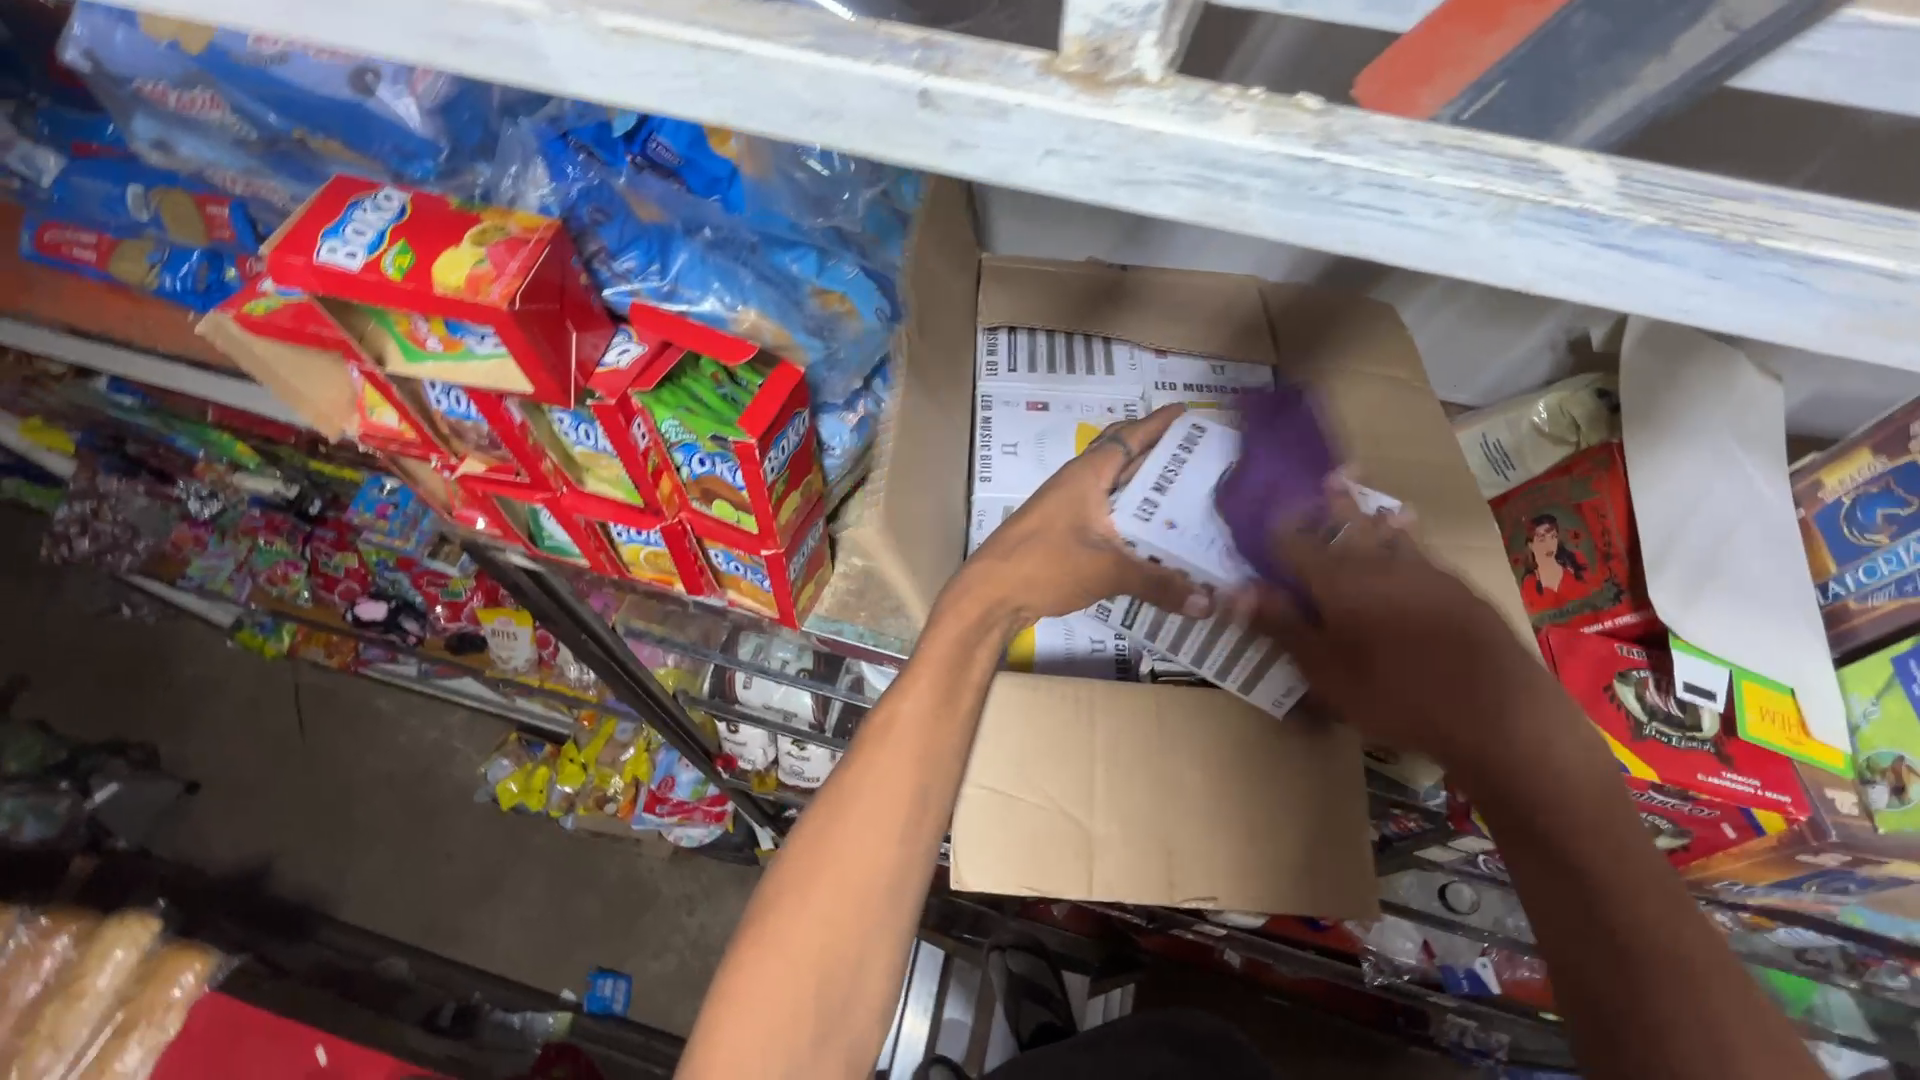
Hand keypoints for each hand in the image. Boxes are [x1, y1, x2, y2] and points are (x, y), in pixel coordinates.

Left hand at [952, 405, 1214, 630]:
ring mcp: (1068, 510)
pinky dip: (1131, 521)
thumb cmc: (1044, 566)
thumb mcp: (1107, 571)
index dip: (1159, 423)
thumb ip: (1159, 584)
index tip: (1190, 413)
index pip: (1130, 436)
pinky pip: (1107, 518)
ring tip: (1189, 498)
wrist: (990, 595)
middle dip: (1159, 456)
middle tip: (1202, 459)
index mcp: (1087, 475)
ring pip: (1115, 492)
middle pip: (1124, 459)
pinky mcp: (1064, 535)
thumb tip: (1209, 603)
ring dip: (1146, 492)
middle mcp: (1077, 485)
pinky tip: (1154, 539)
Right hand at [1231, 476, 1566, 775]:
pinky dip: (1407, 539)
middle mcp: (1378, 564)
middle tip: (1328, 476)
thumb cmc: (1393, 694)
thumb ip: (1282, 625)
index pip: (1294, 543)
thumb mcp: (1324, 669)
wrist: (1497, 711)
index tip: (1262, 516)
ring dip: (1374, 517)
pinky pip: (1422, 551)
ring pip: (1391, 533)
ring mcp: (1425, 572)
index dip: (1274, 529)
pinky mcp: (1458, 589)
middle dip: (1332, 503)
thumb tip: (1236, 590)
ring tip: (1370, 500)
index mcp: (1337, 580)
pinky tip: (1412, 541)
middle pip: (1348, 524)